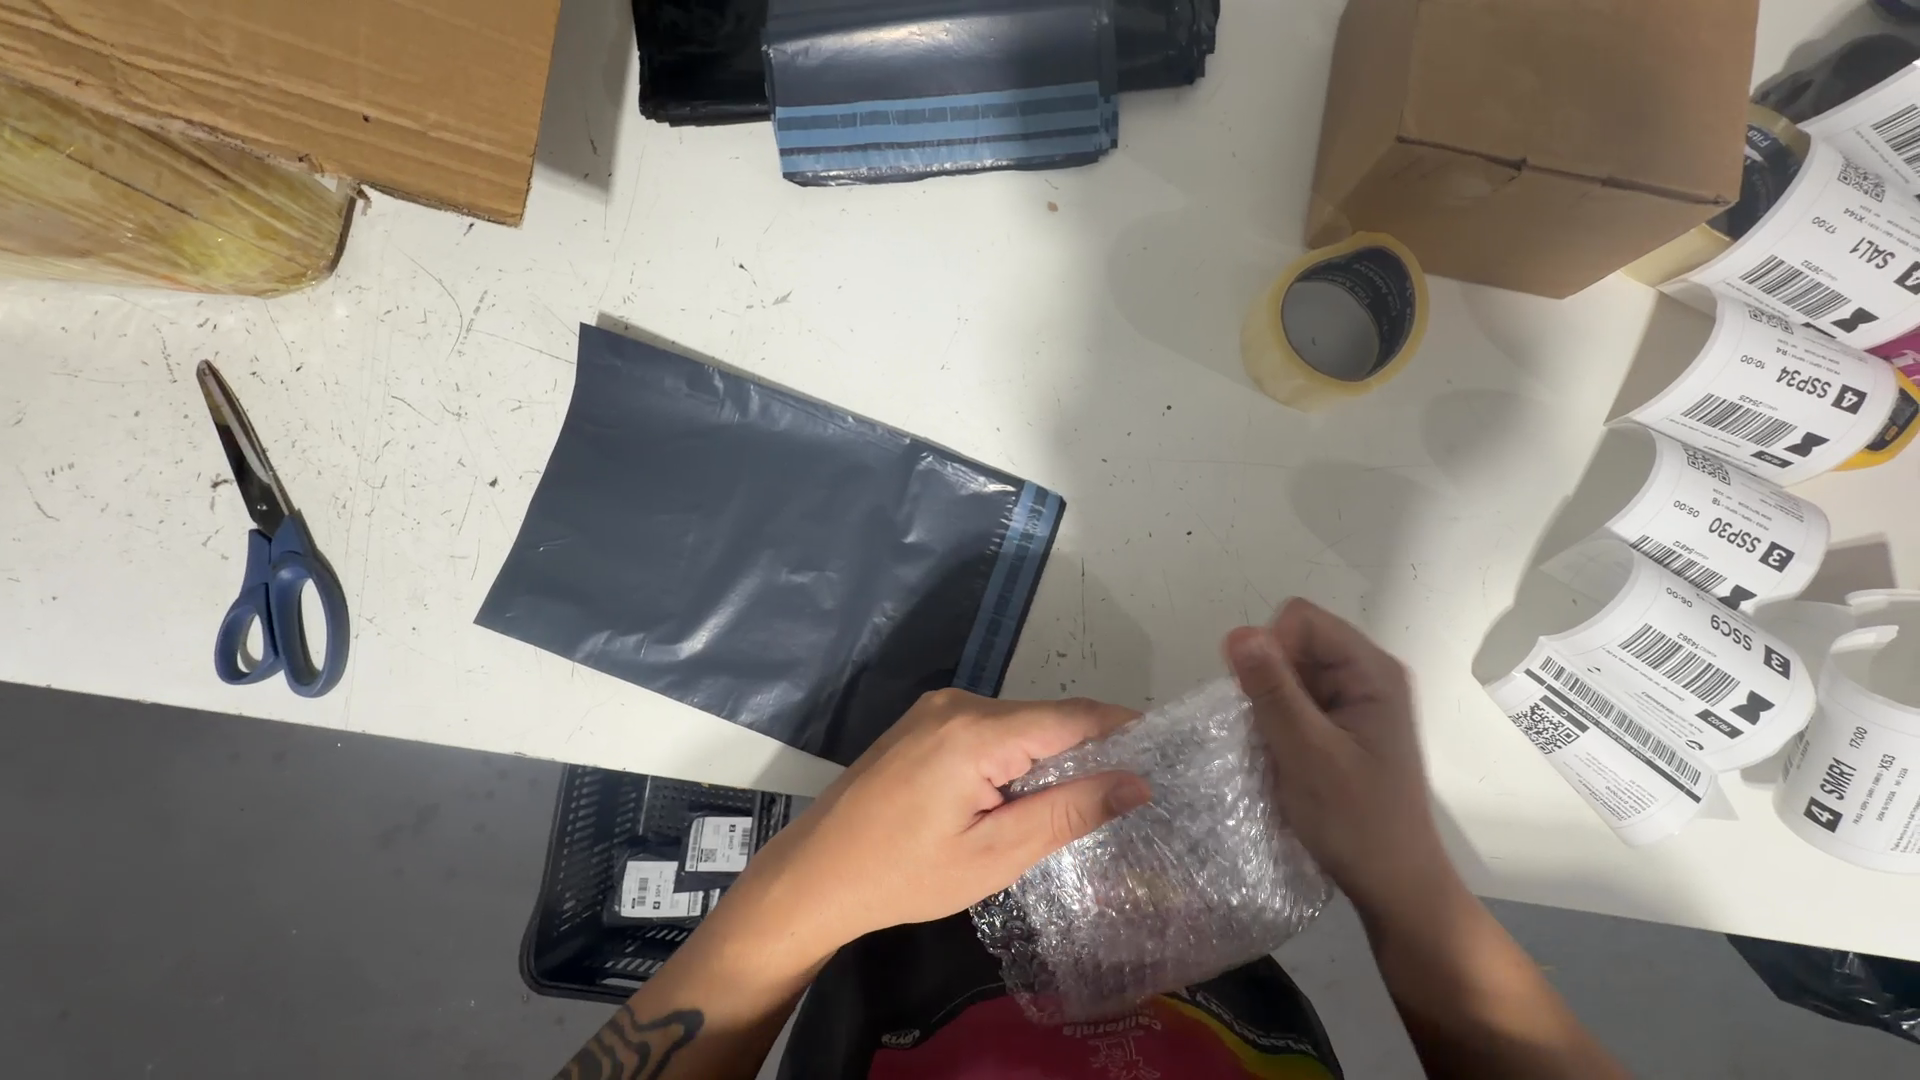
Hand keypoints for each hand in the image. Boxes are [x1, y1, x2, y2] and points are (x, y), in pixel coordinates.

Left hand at [725, 689, 1150, 965]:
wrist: (816, 872)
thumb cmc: (905, 874)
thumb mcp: (995, 854)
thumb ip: (1068, 811)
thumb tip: (1138, 782)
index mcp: (978, 731)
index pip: (1073, 716)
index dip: (1123, 729)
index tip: (1164, 750)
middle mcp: (959, 703)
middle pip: (1045, 718)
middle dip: (1088, 749)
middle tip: (1125, 793)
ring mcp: (936, 708)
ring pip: (1018, 723)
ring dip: (1049, 755)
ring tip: (1077, 800)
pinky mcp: (923, 722)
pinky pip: (988, 728)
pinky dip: (1015, 754)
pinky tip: (1019, 793)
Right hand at [1225, 599, 1456, 924]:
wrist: (1393, 886)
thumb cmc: (1356, 821)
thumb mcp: (1307, 753)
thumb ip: (1272, 690)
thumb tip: (1237, 633)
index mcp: (1372, 672)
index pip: (1300, 620)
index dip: (1270, 648)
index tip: (1261, 698)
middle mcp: (1366, 675)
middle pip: (1295, 642)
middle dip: (1268, 678)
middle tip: (1269, 729)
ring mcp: (1355, 700)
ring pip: (1289, 671)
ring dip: (1270, 702)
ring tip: (1277, 746)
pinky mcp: (1341, 723)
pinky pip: (1294, 698)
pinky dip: (1277, 720)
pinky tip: (1282, 753)